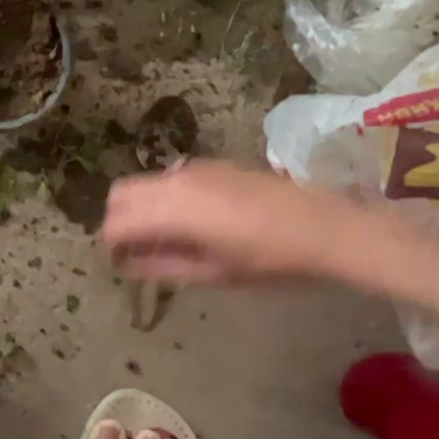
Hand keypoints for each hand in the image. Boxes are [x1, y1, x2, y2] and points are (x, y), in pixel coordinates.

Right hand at [99, 161, 364, 283]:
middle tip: (137, 249)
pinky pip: (170, 178)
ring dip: (142, 207)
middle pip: (120, 194)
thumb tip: (128, 265)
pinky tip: (194, 220)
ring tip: (166, 237)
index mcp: (172, 211)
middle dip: (118, 220)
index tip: (121, 264)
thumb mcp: (214, 273)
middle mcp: (174, 182)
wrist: (327, 227)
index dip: (111, 246)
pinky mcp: (212, 165)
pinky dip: (164, 197)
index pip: (115, 223)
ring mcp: (193, 169)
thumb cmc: (271, 259)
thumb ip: (163, 266)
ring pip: (144, 183)